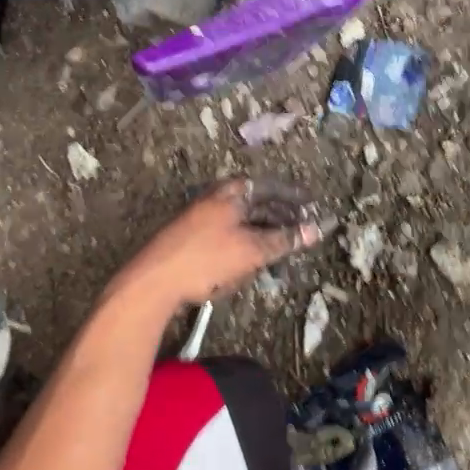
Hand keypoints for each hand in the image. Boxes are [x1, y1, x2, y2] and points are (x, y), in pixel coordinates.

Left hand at [110, 179, 320, 310]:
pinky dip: (245, 242)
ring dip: (262, 233)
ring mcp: (202, 216)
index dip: (294, 198)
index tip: (311, 208)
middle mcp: (216, 197)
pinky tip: (249, 261)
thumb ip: (284, 239)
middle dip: (280, 218)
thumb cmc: (207, 259)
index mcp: (232, 192)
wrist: (153, 281)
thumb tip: (315, 230)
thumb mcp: (252, 250)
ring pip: (242, 220)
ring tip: (278, 251)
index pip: (272, 188)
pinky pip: (228, 233)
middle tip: (299, 233)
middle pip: (257, 203)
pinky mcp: (192, 237)